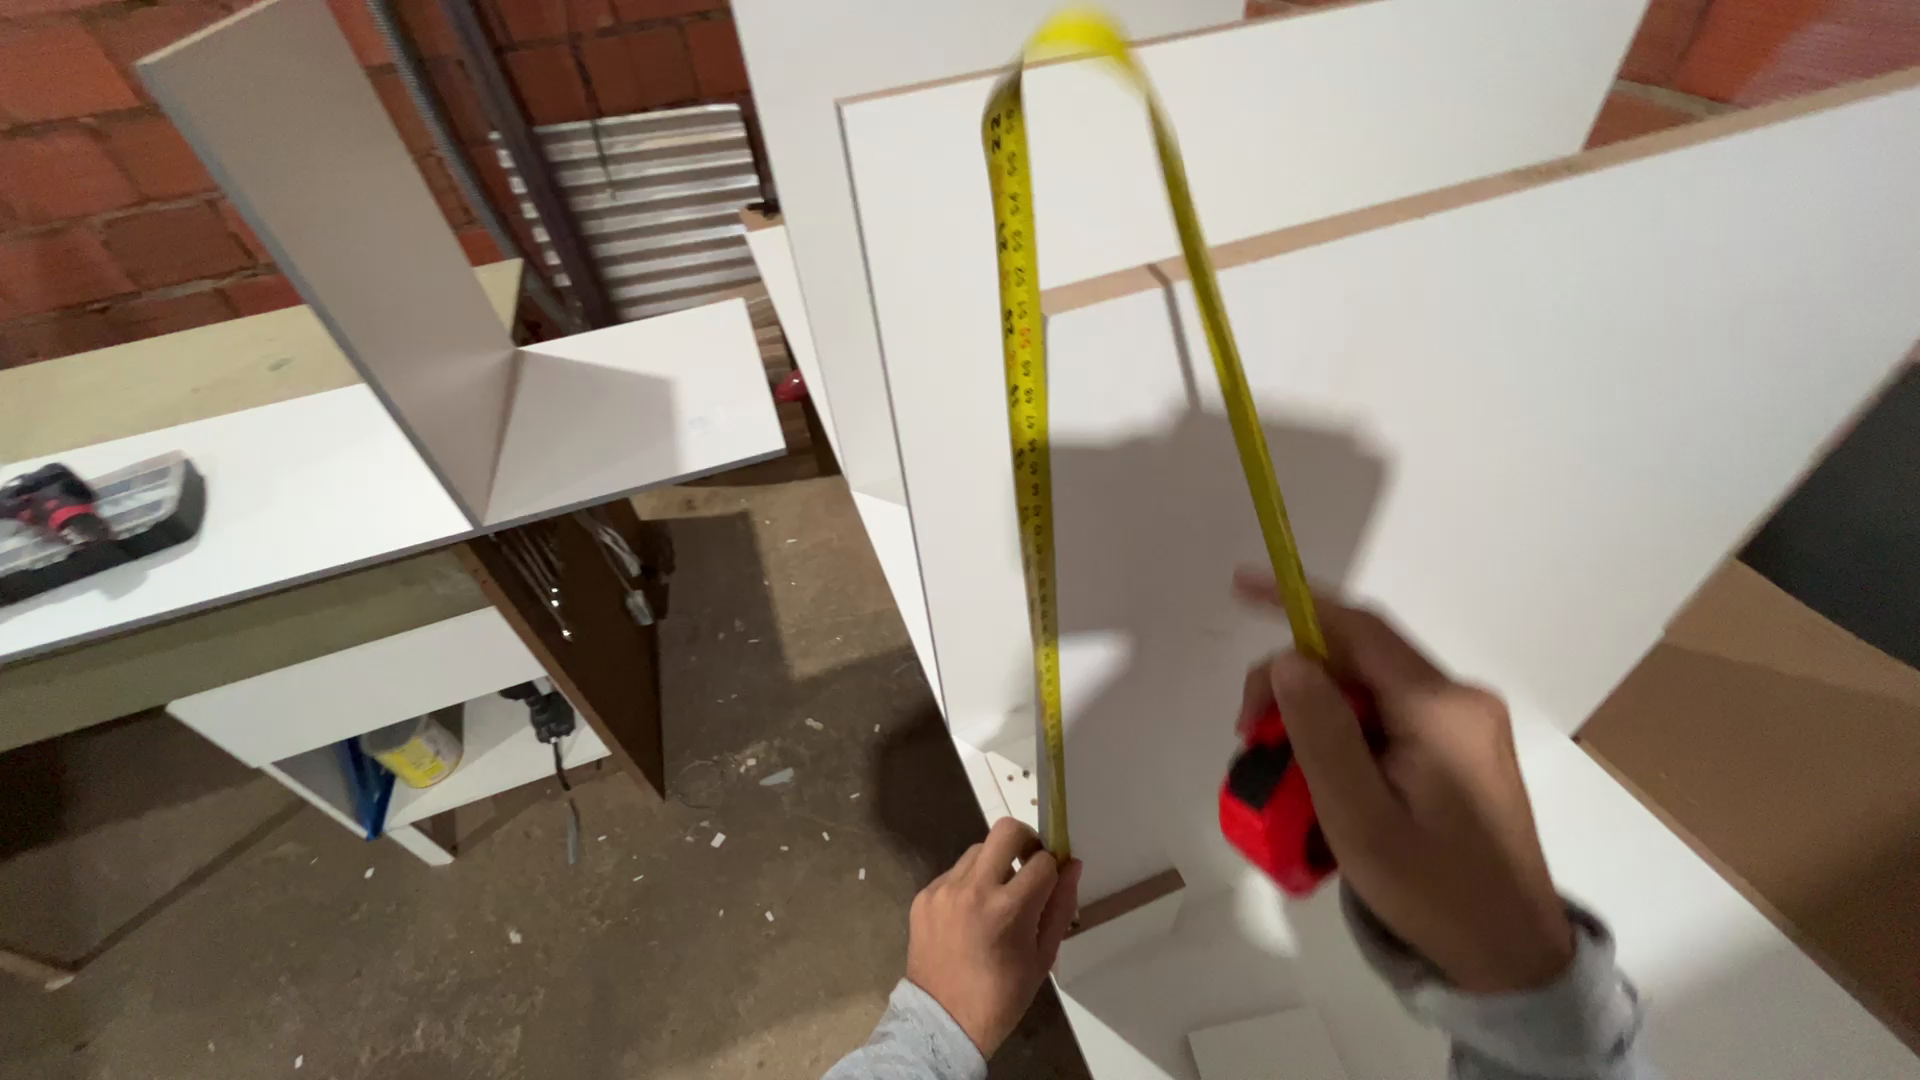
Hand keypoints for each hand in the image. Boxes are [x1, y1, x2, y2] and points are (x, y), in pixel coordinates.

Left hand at [905, 817, 1082, 1056]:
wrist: (944, 1022)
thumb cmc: (1002, 995)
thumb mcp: (1042, 956)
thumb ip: (1061, 905)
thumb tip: (1072, 864)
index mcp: (1008, 909)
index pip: (1042, 860)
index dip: (1051, 867)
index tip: (1050, 879)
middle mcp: (973, 889)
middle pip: (1006, 830)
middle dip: (1025, 840)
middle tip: (1028, 864)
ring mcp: (944, 889)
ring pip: (978, 849)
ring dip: (994, 864)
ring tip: (996, 897)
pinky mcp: (924, 895)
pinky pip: (955, 872)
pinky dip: (968, 883)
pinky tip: (970, 914)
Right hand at [1234, 571, 1574, 993]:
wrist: (1508, 959)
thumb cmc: (1431, 891)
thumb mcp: (1359, 817)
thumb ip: (1320, 732)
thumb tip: (1287, 659)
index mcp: (1439, 708)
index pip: (1358, 629)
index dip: (1296, 601)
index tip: (1240, 586)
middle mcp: (1456, 700)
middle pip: (1353, 660)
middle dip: (1291, 685)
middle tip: (1249, 735)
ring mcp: (1460, 722)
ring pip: (1362, 689)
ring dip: (1311, 714)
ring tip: (1280, 766)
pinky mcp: (1454, 746)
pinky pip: (1380, 716)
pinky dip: (1337, 732)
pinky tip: (1317, 773)